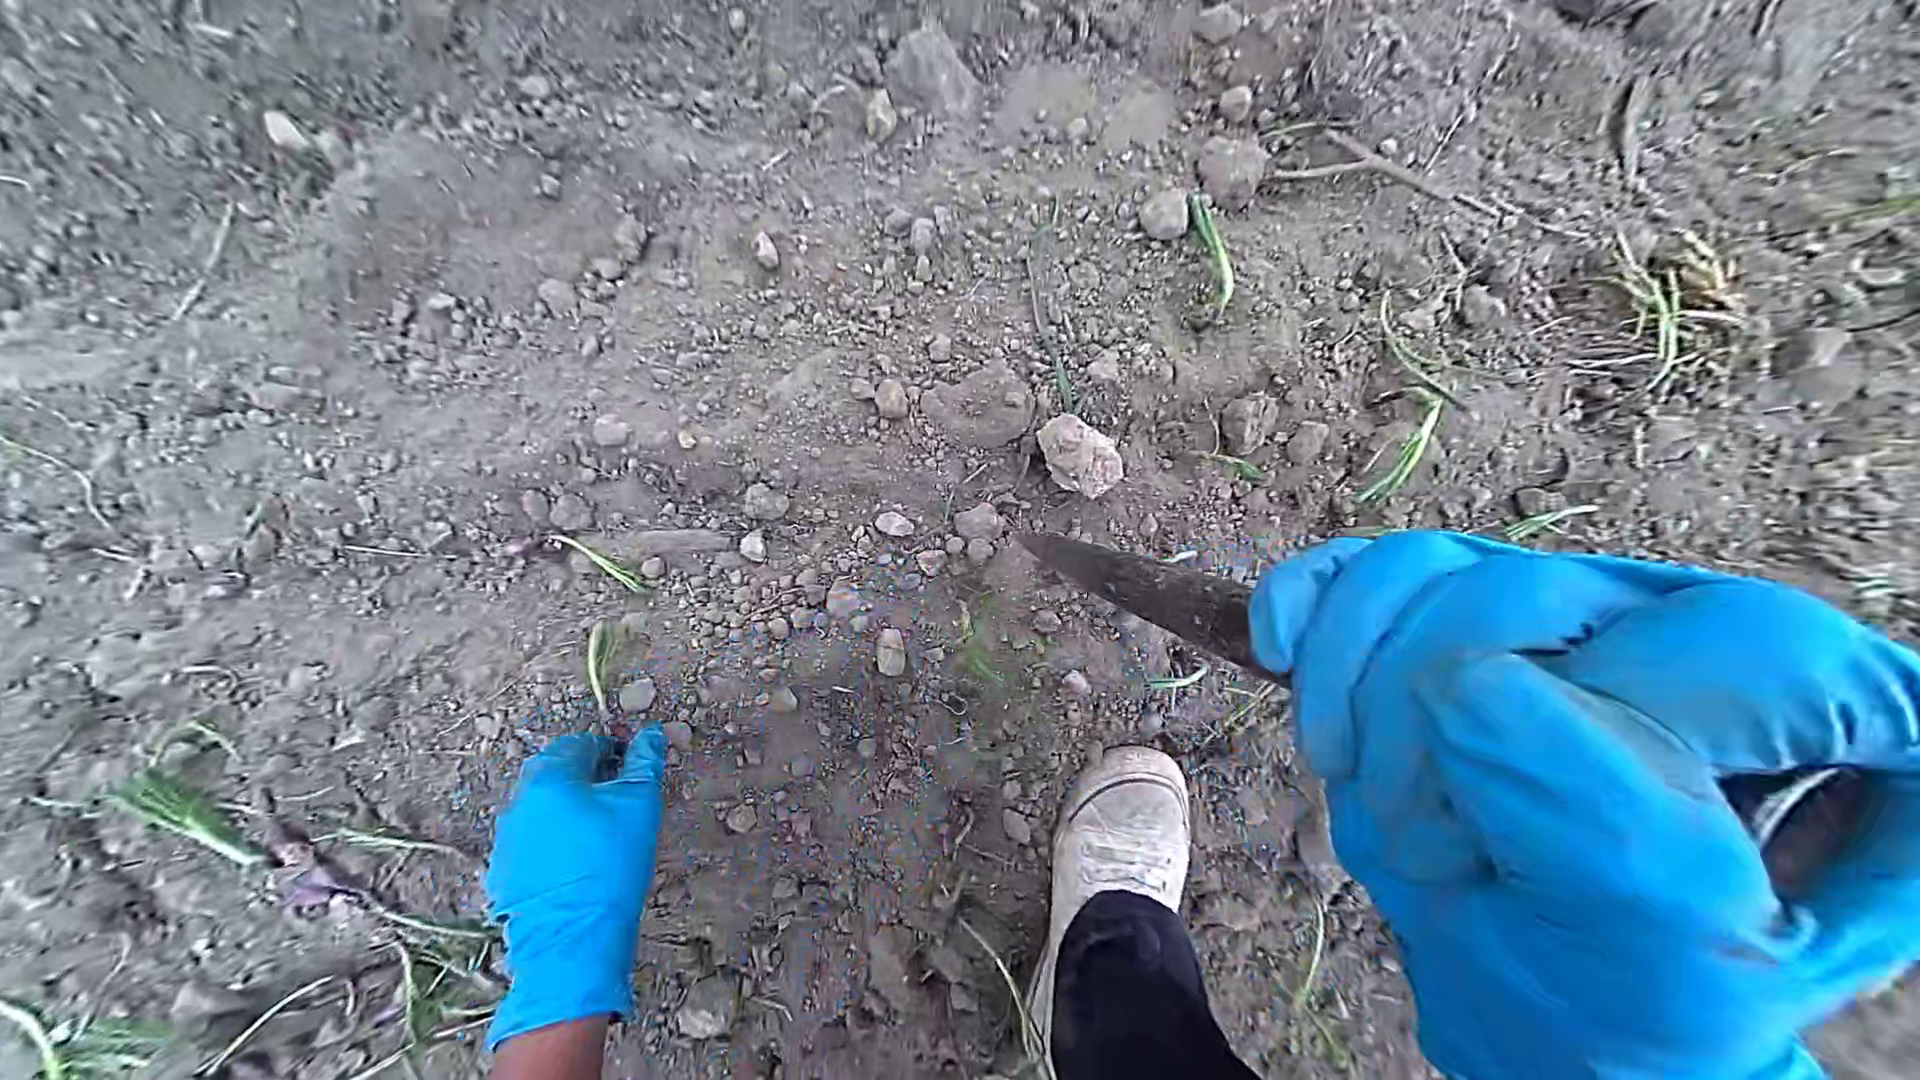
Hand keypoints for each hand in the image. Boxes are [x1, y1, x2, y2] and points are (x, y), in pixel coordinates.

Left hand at [485, 730, 665, 1050]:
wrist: (575, 939)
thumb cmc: (612, 861)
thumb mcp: (640, 802)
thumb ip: (645, 760)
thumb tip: (652, 733)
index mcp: (548, 779)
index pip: (580, 743)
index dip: (611, 748)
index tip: (632, 766)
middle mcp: (519, 804)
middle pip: (557, 772)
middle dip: (590, 775)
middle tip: (621, 793)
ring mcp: (507, 842)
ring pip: (545, 806)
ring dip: (572, 805)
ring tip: (604, 827)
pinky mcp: (505, 874)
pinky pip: (534, 839)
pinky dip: (557, 836)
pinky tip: (583, 857)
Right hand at [1248, 531, 1919, 1079]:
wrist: (1495, 960)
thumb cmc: (1603, 984)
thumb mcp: (1648, 960)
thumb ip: (1600, 829)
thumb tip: (1460, 683)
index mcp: (1828, 701)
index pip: (1724, 649)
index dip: (1579, 747)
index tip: (1477, 848)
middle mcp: (1669, 616)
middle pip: (1515, 594)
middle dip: (1418, 722)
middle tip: (1399, 833)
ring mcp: (1528, 593)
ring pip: (1411, 566)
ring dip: (1342, 677)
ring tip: (1337, 769)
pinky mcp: (1423, 598)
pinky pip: (1346, 565)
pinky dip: (1296, 601)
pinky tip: (1276, 654)